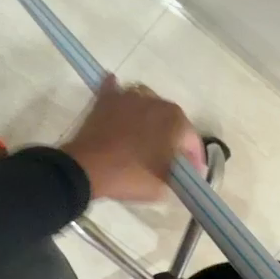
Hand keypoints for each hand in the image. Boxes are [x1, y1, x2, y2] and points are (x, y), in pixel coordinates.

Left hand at [61, 77, 203, 201]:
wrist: (86, 168)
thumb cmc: (128, 176)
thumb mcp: (161, 187)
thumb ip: (177, 176)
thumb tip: (180, 174)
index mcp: (175, 120)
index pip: (192, 140)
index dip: (194, 159)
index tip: (191, 174)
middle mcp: (156, 101)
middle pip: (172, 118)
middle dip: (173, 136)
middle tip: (168, 157)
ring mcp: (129, 96)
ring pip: (147, 101)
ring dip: (150, 116)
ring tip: (146, 134)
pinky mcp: (107, 99)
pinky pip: (117, 91)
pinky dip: (121, 98)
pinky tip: (121, 105)